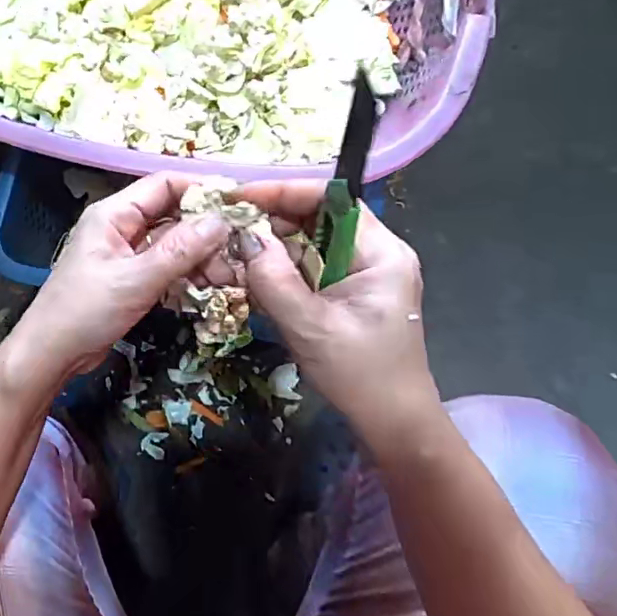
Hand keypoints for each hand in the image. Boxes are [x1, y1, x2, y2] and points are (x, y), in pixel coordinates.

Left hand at [4, 172, 231, 385]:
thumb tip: (222, 220)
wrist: (52, 354)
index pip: (164, 185)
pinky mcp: (132, 279)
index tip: (238, 207)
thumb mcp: (136, 279)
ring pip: (174, 244)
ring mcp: (127, 254)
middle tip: (236, 255)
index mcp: (114, 213)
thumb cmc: (85, 311)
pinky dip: (187, 276)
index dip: (201, 190)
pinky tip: (207, 290)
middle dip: (206, 232)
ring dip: (201, 258)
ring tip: (225, 280)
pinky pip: (167, 267)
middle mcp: (121, 227)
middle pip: (173, 215)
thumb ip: (180, 250)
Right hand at [236, 180, 440, 436]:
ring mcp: (358, 273)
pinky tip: (248, 274)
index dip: (284, 191)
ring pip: (306, 242)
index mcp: (380, 251)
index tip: (239, 197)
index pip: (331, 198)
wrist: (391, 424)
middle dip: (270, 219)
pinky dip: (277, 268)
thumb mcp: (311, 325)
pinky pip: (306, 267)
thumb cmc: (361, 374)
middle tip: (225, 226)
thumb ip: (274, 278)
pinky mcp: (343, 293)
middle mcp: (372, 252)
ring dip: (269, 245)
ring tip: (229, 248)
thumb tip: (244, 236)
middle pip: (316, 217)